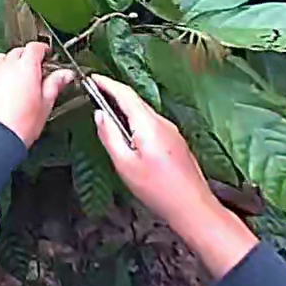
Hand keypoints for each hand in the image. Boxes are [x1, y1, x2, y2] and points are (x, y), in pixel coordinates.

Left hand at [0, 43, 73, 147]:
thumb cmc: (21, 124)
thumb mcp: (46, 104)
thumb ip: (54, 84)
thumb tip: (65, 74)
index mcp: (26, 67)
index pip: (36, 48)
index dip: (42, 50)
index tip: (46, 56)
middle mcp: (6, 64)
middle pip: (18, 52)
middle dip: (26, 59)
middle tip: (33, 73)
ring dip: (7, 64)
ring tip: (13, 79)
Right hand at [90, 74, 257, 277]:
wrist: (193, 208)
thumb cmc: (158, 189)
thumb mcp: (124, 164)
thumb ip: (109, 135)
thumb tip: (99, 115)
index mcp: (148, 125)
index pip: (125, 94)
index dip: (106, 83)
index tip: (91, 78)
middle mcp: (162, 123)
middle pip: (135, 100)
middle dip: (114, 92)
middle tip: (94, 89)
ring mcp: (171, 131)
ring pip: (143, 111)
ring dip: (124, 105)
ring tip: (106, 107)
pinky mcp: (175, 141)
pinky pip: (151, 122)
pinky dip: (135, 118)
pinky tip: (127, 128)